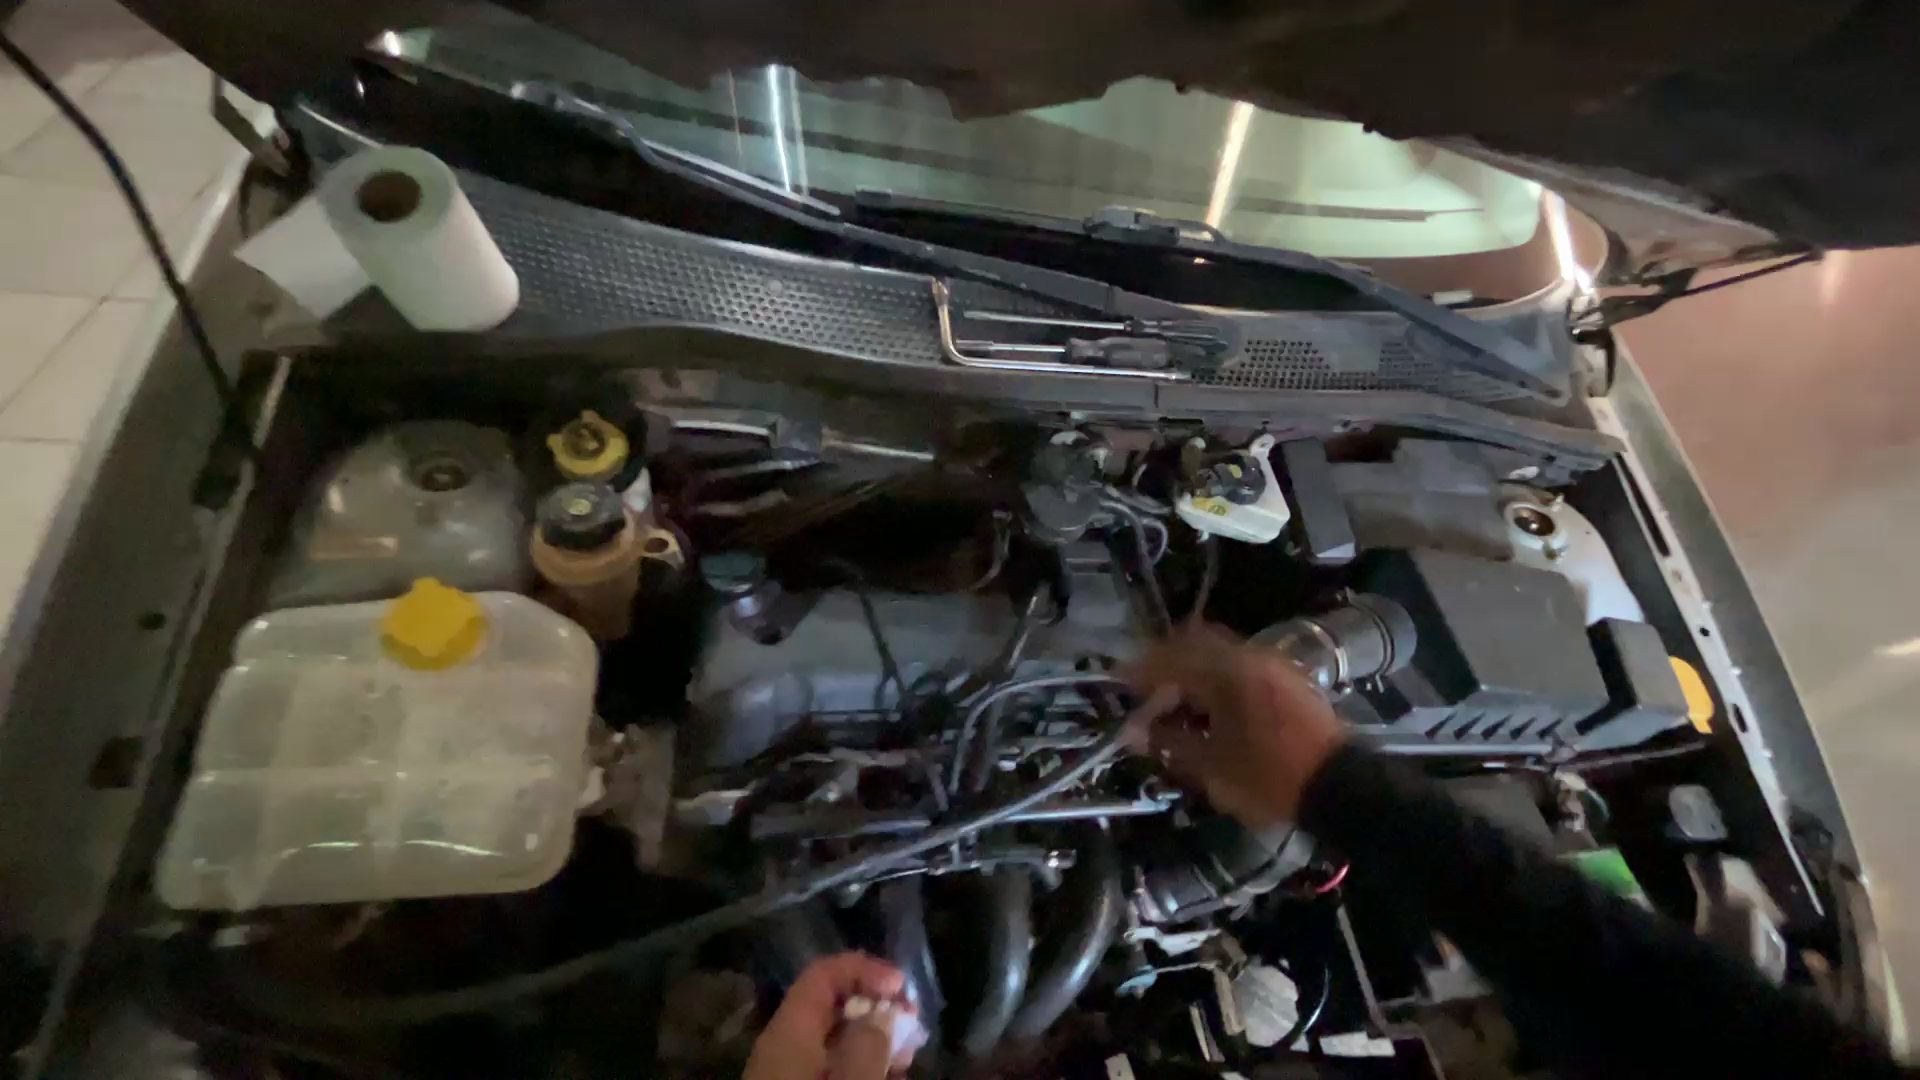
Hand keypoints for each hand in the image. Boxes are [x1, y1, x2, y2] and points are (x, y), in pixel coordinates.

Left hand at [743, 952, 919, 1079]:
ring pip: (834, 1039)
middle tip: (913, 1022)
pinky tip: (886, 1072)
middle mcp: (783, 1043)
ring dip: (873, 1038)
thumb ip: (867, 1045)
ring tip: (907, 1051)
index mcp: (789, 1028)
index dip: (866, 968)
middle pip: (832, 1004)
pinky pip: (828, 1065)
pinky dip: (858, 1063)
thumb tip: (883, 1013)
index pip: (825, 972)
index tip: (901, 985)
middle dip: (877, 1006)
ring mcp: (785, 1071)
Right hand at [1124, 621, 1346, 824]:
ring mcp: (1271, 665)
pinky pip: (1239, 663)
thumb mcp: (1211, 767)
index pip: (1169, 659)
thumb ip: (1169, 742)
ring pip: (1218, 651)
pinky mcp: (1286, 678)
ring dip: (1192, 666)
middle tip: (1146, 685)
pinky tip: (1209, 703)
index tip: (1119, 681)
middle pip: (1193, 642)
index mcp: (1226, 674)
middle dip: (1165, 660)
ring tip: (1176, 697)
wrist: (1342, 790)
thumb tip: (1133, 732)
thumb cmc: (1270, 778)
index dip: (1140, 670)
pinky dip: (1215, 674)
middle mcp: (1248, 657)